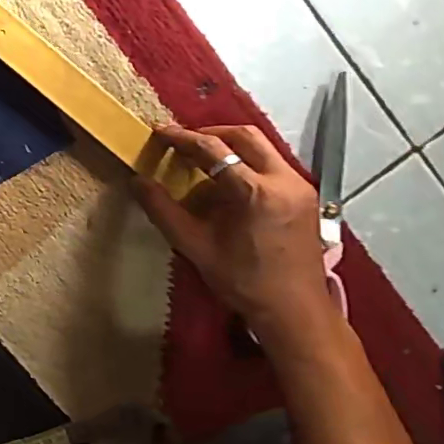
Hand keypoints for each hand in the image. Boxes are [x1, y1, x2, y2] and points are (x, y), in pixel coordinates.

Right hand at [132, 124, 332, 325]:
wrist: (294, 310)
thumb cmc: (242, 281)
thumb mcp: (195, 246)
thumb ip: (163, 210)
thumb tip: (138, 182)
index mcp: (255, 191)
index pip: (213, 149)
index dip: (183, 138)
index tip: (161, 133)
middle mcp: (283, 180)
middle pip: (245, 136)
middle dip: (211, 134)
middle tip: (184, 143)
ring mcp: (300, 186)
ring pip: (263, 148)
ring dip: (231, 147)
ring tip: (203, 160)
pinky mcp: (306, 196)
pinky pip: (273, 165)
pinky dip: (248, 163)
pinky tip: (229, 183)